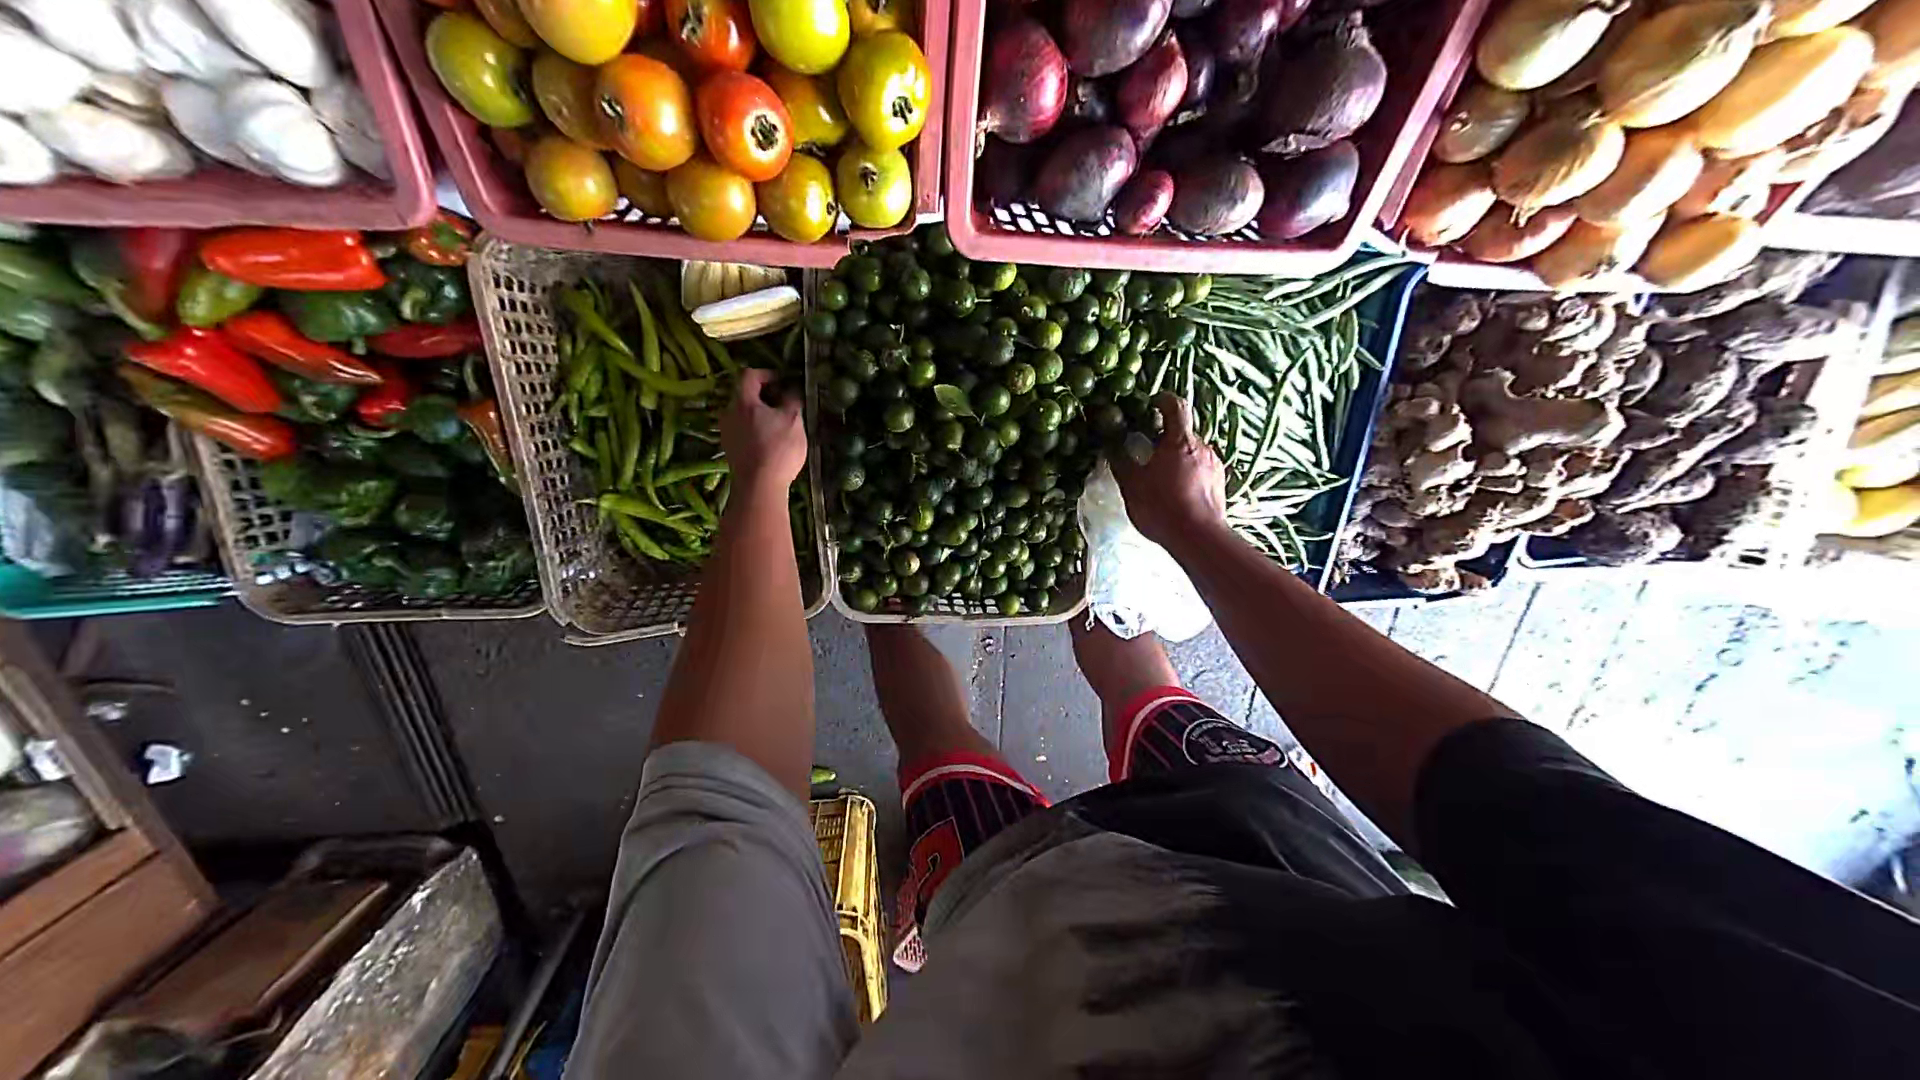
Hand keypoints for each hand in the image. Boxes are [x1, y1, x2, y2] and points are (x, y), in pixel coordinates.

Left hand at [722, 368, 804, 497]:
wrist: (759, 487)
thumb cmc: (778, 449)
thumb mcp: (793, 420)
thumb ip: (792, 400)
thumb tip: (791, 390)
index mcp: (743, 401)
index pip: (749, 375)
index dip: (768, 373)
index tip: (784, 381)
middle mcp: (729, 413)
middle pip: (745, 394)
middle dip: (765, 395)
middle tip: (785, 402)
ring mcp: (727, 432)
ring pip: (744, 413)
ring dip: (761, 413)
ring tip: (780, 423)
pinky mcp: (730, 449)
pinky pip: (743, 430)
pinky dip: (756, 428)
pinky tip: (771, 440)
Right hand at [1111, 393, 1225, 547]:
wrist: (1199, 538)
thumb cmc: (1162, 507)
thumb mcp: (1131, 484)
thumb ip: (1121, 460)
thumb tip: (1111, 443)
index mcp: (1180, 441)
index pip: (1176, 406)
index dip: (1163, 400)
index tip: (1151, 404)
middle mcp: (1203, 448)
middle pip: (1183, 432)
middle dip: (1165, 438)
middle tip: (1146, 452)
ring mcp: (1215, 466)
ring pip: (1193, 453)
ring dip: (1177, 458)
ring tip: (1161, 478)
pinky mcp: (1221, 485)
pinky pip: (1201, 470)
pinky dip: (1188, 474)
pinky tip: (1176, 493)